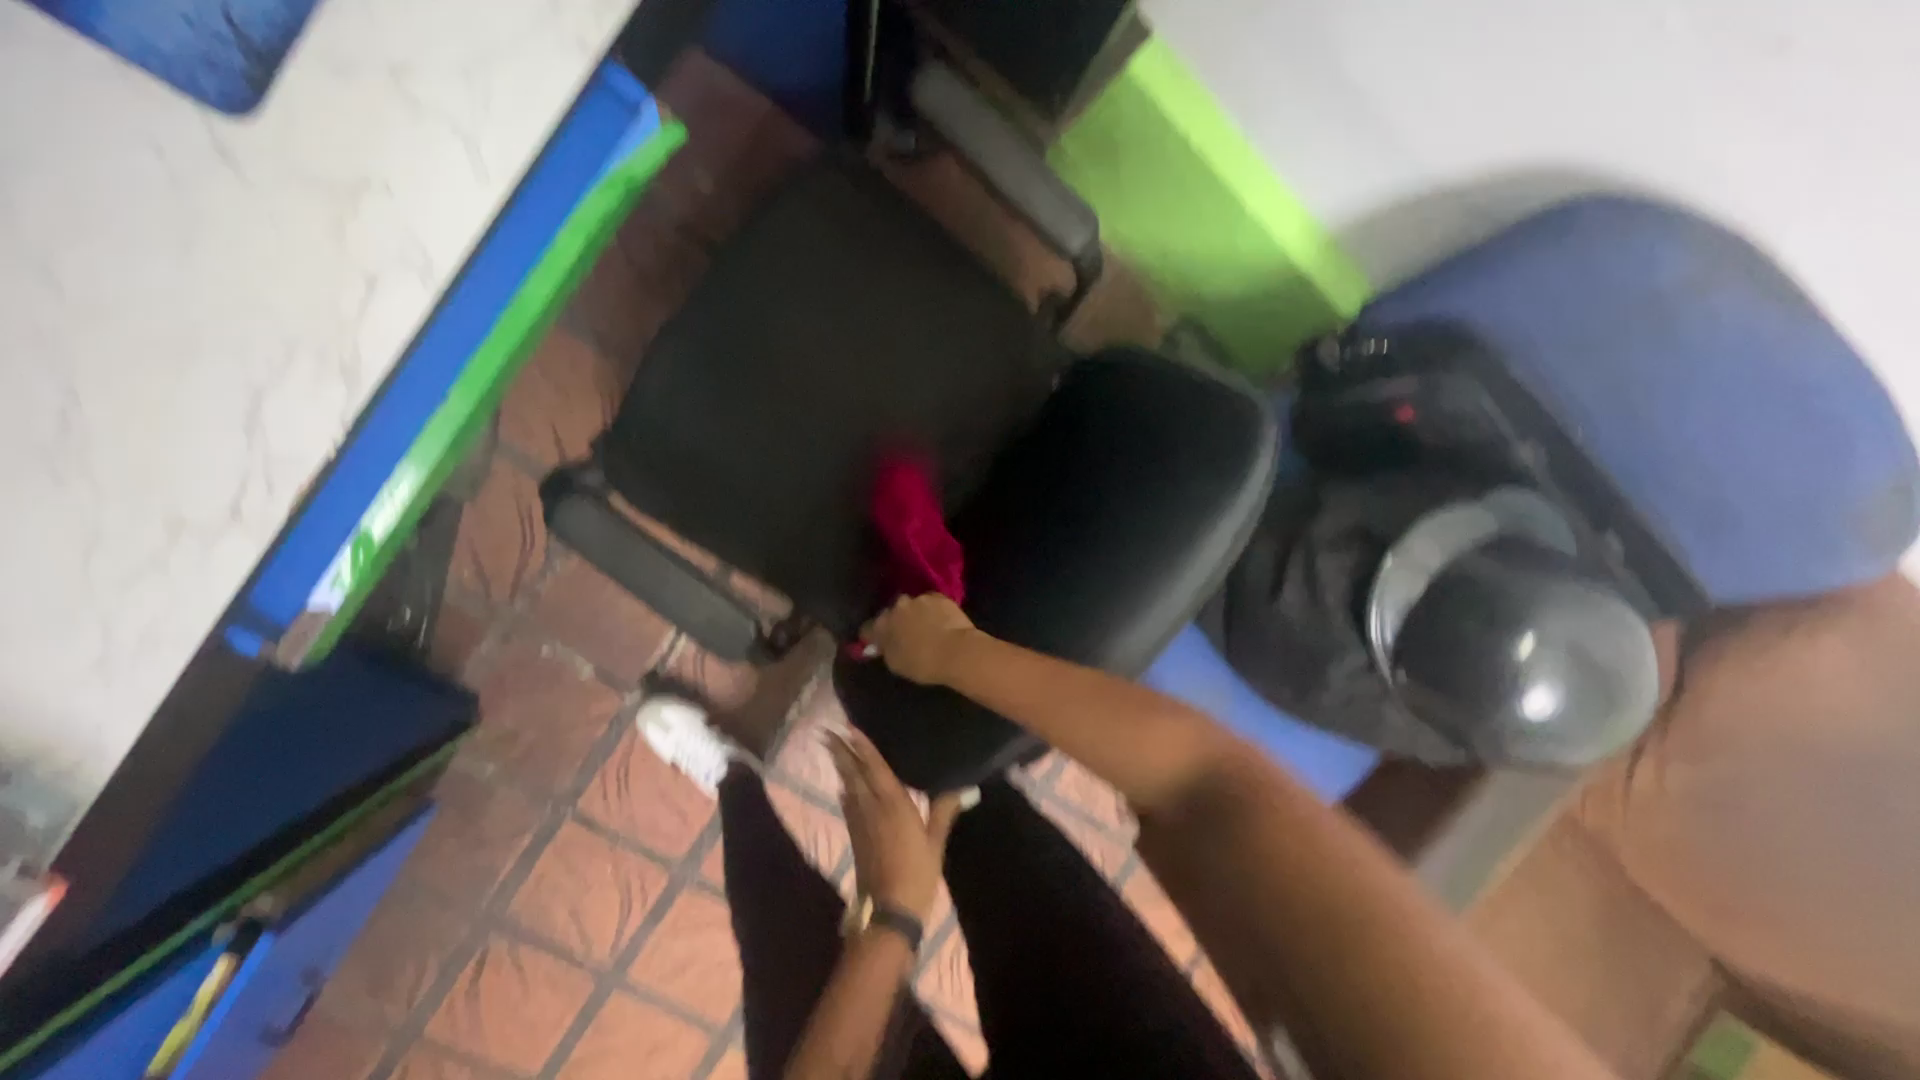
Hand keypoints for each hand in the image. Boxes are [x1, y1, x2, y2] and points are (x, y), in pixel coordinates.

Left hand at [826, 726, 964, 920]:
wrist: (888, 909)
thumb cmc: (917, 873)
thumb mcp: (935, 841)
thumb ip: (944, 811)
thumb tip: (964, 787)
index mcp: (893, 803)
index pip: (875, 767)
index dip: (862, 746)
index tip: (847, 727)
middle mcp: (872, 807)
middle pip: (854, 773)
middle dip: (840, 752)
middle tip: (827, 732)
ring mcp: (860, 822)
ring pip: (848, 786)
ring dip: (839, 767)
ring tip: (832, 749)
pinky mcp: (855, 836)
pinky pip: (848, 804)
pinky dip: (844, 790)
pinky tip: (843, 787)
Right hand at [859, 594, 978, 685]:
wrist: (957, 652)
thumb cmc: (923, 664)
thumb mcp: (896, 664)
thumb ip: (885, 651)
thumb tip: (881, 645)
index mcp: (882, 625)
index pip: (867, 629)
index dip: (872, 637)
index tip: (877, 643)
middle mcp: (897, 606)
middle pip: (891, 613)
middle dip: (896, 622)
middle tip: (905, 635)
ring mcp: (919, 599)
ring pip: (912, 606)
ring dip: (915, 614)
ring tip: (926, 628)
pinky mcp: (939, 597)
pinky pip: (931, 603)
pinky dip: (933, 611)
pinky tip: (941, 622)